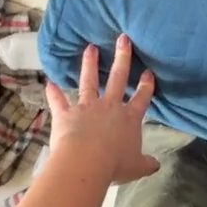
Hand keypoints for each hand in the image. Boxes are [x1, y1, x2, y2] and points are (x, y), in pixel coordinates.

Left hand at [44, 35, 158, 185]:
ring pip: (89, 81)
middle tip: (123, 39)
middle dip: (122, 58)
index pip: (141, 98)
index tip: (148, 72)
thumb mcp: (136, 167)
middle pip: (118, 78)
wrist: (86, 162)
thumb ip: (146, 164)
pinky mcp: (66, 114)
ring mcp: (87, 108)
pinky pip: (59, 101)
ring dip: (90, 64)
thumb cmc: (114, 164)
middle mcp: (109, 107)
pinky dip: (53, 93)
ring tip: (90, 48)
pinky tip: (50, 83)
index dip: (146, 85)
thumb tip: (156, 165)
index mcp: (129, 118)